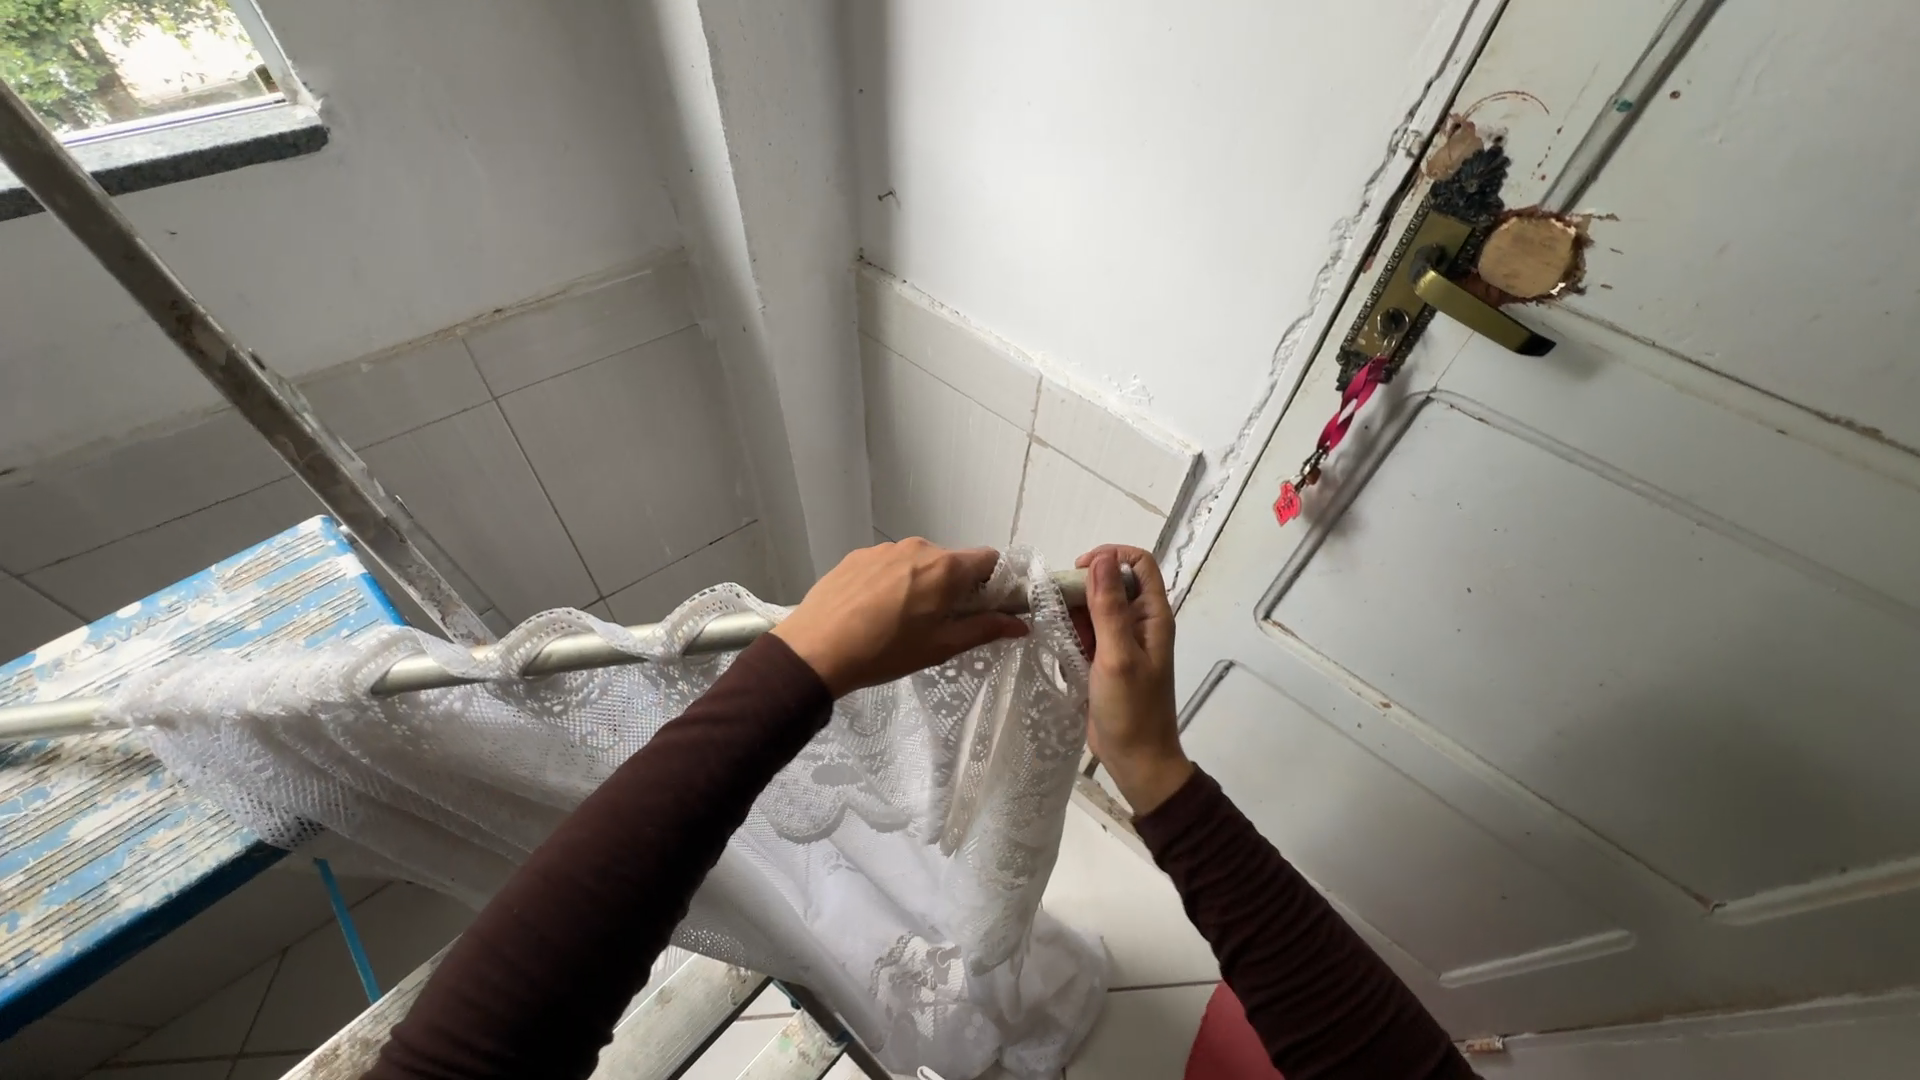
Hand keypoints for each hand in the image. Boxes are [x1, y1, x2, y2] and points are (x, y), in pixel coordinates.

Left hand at [772, 538, 1028, 696]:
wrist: (816, 650)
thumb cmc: (886, 652)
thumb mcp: (941, 647)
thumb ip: (985, 629)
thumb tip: (1021, 624)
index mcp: (946, 567)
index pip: (988, 559)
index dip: (992, 582)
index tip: (982, 608)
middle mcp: (919, 547)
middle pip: (952, 561)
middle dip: (955, 587)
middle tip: (939, 622)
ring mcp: (884, 549)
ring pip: (918, 562)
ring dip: (921, 583)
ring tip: (900, 620)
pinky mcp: (857, 555)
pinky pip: (889, 564)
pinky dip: (892, 582)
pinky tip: (873, 611)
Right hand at [1073, 545, 1192, 815]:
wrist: (1135, 760)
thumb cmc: (1132, 709)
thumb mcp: (1118, 655)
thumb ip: (1109, 607)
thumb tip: (1102, 559)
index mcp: (1152, 616)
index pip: (1138, 563)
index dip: (1110, 557)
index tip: (1079, 571)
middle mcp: (1138, 623)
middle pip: (1110, 582)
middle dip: (1082, 585)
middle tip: (1055, 602)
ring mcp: (1120, 641)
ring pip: (1094, 607)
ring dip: (1072, 610)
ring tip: (1052, 624)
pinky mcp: (1103, 659)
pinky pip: (1085, 632)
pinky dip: (1069, 631)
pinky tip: (1055, 642)